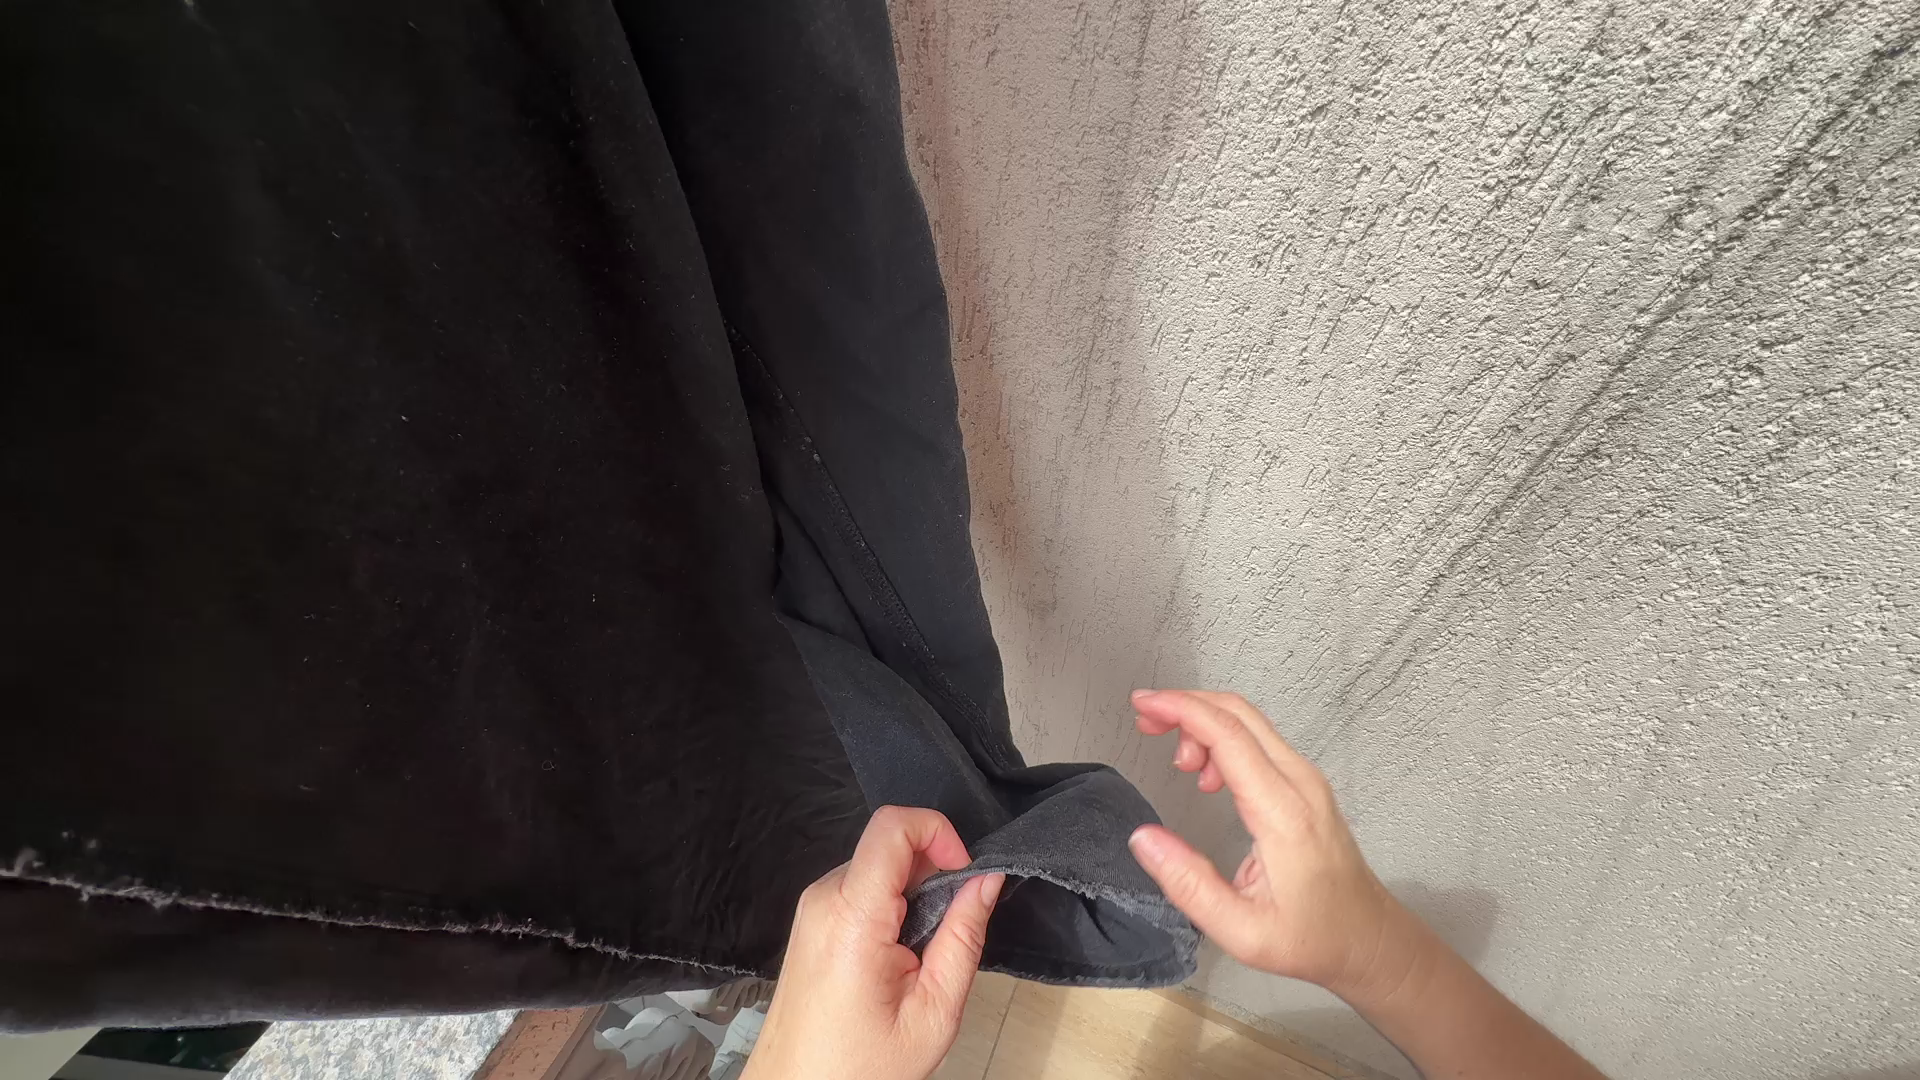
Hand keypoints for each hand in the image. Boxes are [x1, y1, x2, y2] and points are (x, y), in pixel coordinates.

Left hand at [742, 806, 1004, 1079]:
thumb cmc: (859, 1068)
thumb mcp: (932, 1013)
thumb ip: (964, 936)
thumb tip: (988, 878)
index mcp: (852, 915)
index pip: (892, 826)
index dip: (937, 830)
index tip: (964, 869)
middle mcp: (826, 896)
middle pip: (890, 842)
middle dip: (932, 867)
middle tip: (949, 922)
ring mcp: (815, 903)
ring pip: (879, 861)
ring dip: (913, 887)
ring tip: (921, 946)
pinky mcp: (814, 914)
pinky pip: (863, 882)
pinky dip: (892, 900)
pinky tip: (898, 949)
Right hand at [1125, 689, 1409, 1001]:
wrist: (1370, 941)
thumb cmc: (1312, 938)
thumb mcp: (1242, 932)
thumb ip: (1188, 885)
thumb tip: (1142, 839)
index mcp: (1283, 812)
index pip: (1228, 733)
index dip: (1181, 709)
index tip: (1143, 704)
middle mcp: (1299, 782)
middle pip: (1237, 712)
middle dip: (1184, 704)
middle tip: (1146, 719)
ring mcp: (1305, 777)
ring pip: (1246, 719)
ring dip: (1201, 721)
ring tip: (1178, 763)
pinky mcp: (1303, 780)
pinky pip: (1256, 737)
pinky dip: (1219, 736)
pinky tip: (1204, 772)